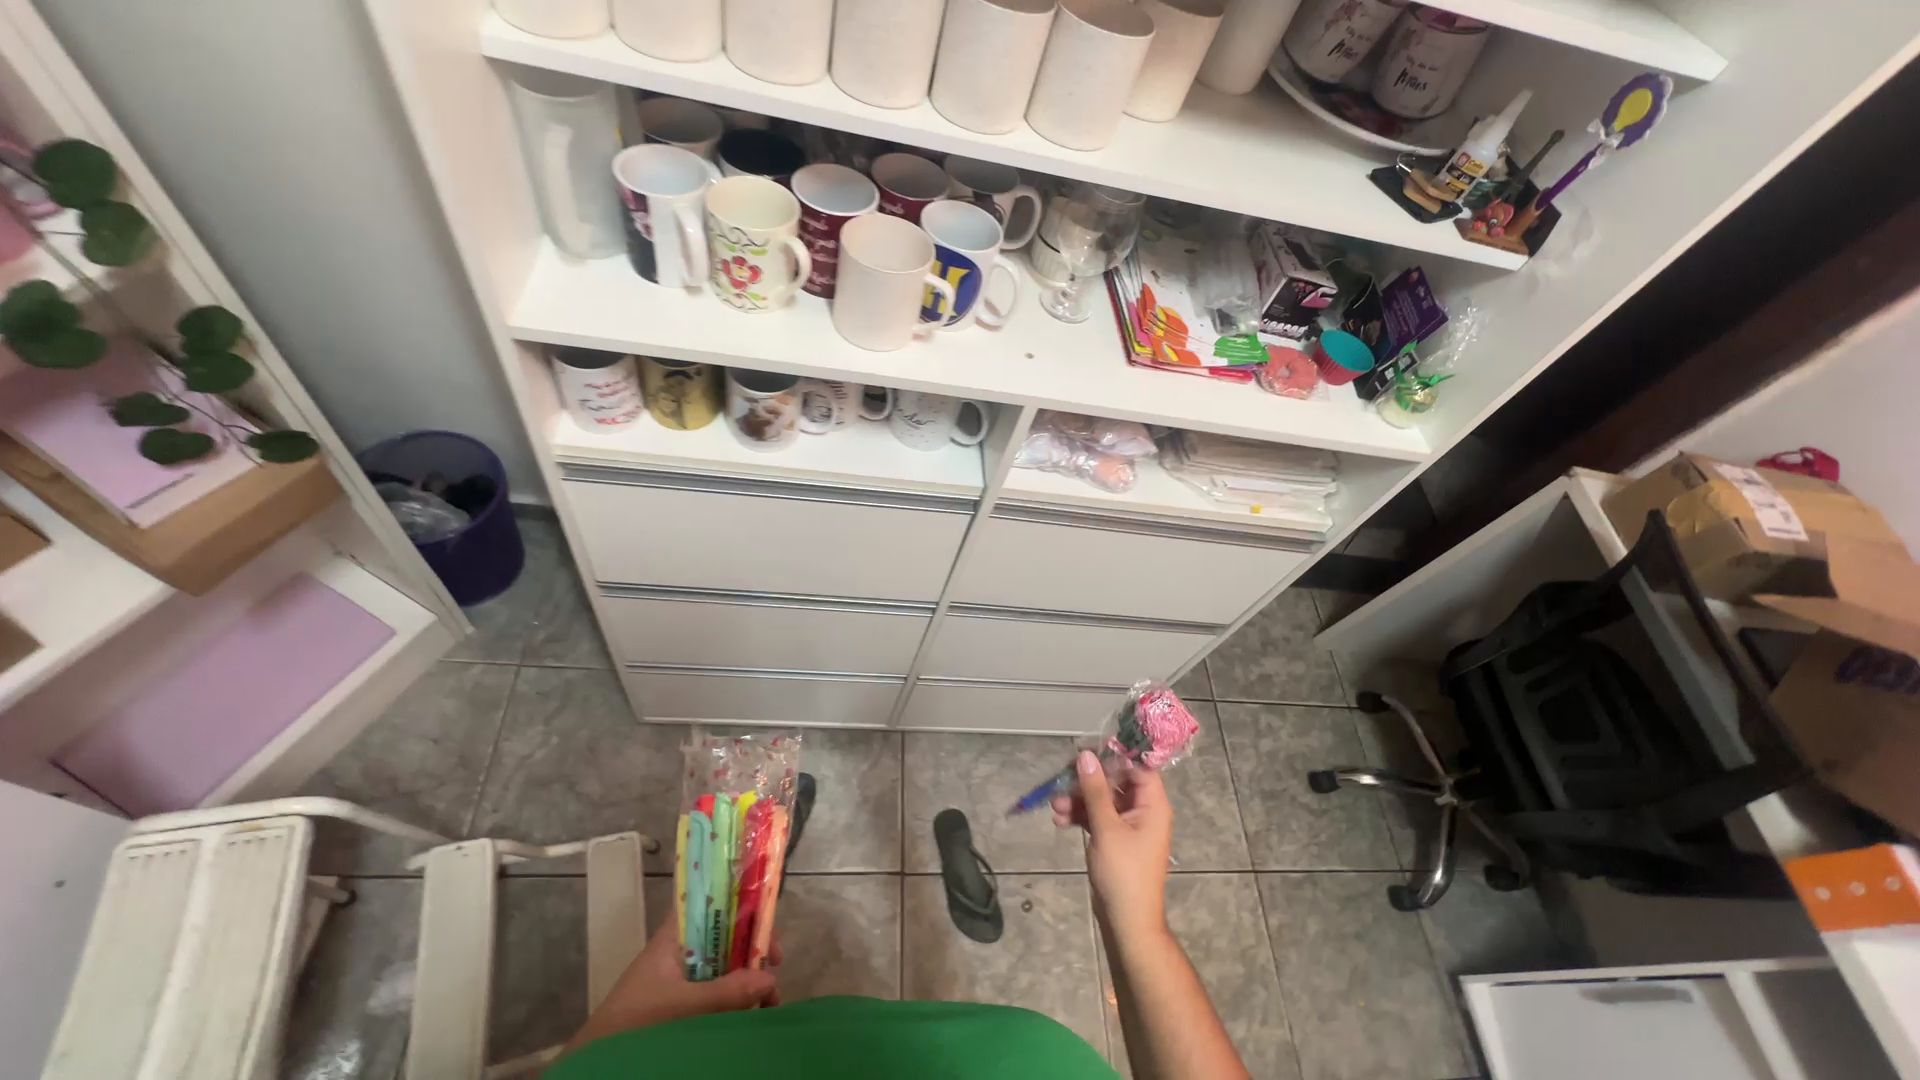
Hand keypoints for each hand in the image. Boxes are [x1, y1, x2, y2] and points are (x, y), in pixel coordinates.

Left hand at [565, 921, 780, 1051]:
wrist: (595, 1066)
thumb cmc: (634, 1024)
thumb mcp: (683, 1007)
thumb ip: (726, 992)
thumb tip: (771, 978)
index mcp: (675, 936)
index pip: (711, 902)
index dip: (742, 904)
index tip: (767, 924)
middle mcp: (681, 950)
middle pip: (725, 934)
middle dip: (753, 948)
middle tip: (776, 968)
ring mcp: (681, 977)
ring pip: (724, 965)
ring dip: (748, 978)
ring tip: (769, 1003)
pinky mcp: (681, 1003)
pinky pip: (717, 991)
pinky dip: (736, 998)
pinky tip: (751, 1015)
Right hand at [1053, 751, 1171, 939]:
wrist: (1126, 921)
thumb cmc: (1123, 872)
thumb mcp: (1107, 828)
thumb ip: (1095, 790)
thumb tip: (1086, 755)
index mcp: (1153, 804)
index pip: (1138, 767)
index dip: (1114, 757)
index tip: (1086, 750)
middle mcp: (1143, 811)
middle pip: (1115, 782)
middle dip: (1087, 782)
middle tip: (1062, 779)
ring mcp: (1128, 826)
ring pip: (1102, 800)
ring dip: (1079, 800)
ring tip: (1054, 806)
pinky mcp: (1114, 839)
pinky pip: (1097, 818)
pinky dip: (1080, 817)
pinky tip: (1060, 820)